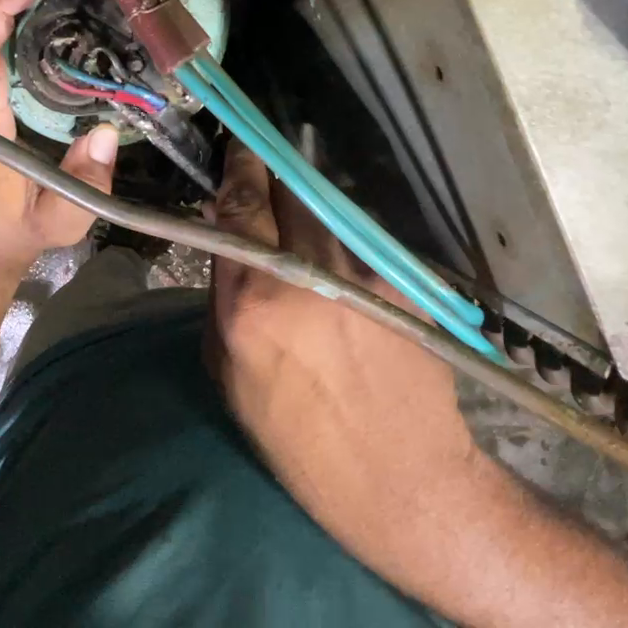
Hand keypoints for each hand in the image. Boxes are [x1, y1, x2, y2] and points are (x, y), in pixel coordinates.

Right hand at [205, 141, 488, 602]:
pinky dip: (346, 240)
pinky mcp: (403, 285)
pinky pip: (362, 243)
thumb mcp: (229, 375)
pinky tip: (346, 261)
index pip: (240, 207)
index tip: (237, 146)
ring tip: (305, 210)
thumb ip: (223, 299)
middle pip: (287, 191)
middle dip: (274, 172)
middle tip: (267, 165)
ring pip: (329, 211)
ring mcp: (361, 276)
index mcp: (251, 303)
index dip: (238, 167)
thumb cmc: (299, 441)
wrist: (404, 482)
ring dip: (311, 204)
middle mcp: (305, 275)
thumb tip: (227, 243)